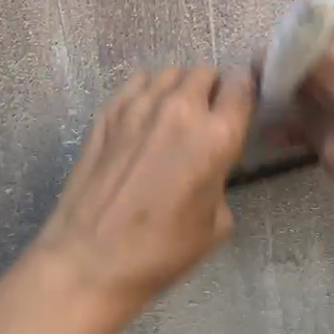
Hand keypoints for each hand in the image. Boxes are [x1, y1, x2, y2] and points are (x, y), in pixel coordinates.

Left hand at [28, 67, 253, 312]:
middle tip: (207, 115)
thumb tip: (208, 167)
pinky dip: (148, 90)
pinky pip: (138, 81)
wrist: (89, 260)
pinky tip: (144, 116)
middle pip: (205, 72)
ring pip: (171, 72)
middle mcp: (180, 109)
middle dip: (212, 89)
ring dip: (179, 87)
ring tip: (174, 113)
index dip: (244, 92)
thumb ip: (219, 179)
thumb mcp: (214, 225)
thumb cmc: (160, 252)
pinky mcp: (108, 110)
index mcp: (215, 137)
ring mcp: (139, 104)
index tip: (240, 104)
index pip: (241, 86)